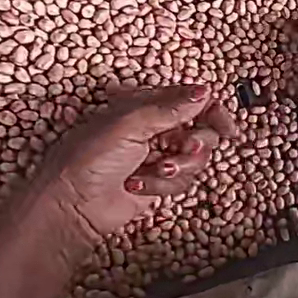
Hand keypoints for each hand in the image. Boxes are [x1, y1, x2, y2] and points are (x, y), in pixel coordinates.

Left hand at [25, 85, 238, 246]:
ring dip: (179, 167)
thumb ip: (170, 108)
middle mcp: (156, 129)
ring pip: (196, 159)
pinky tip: (139, 184)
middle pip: (202, 130)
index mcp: (146, 106)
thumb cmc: (88, 160)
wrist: (72, 206)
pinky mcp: (160, 181)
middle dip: (195, 143)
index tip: (225, 127)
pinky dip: (164, 185)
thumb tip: (204, 91)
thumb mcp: (129, 125)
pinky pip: (184, 181)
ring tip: (155, 170)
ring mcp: (159, 156)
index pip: (192, 100)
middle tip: (184, 149)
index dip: (212, 111)